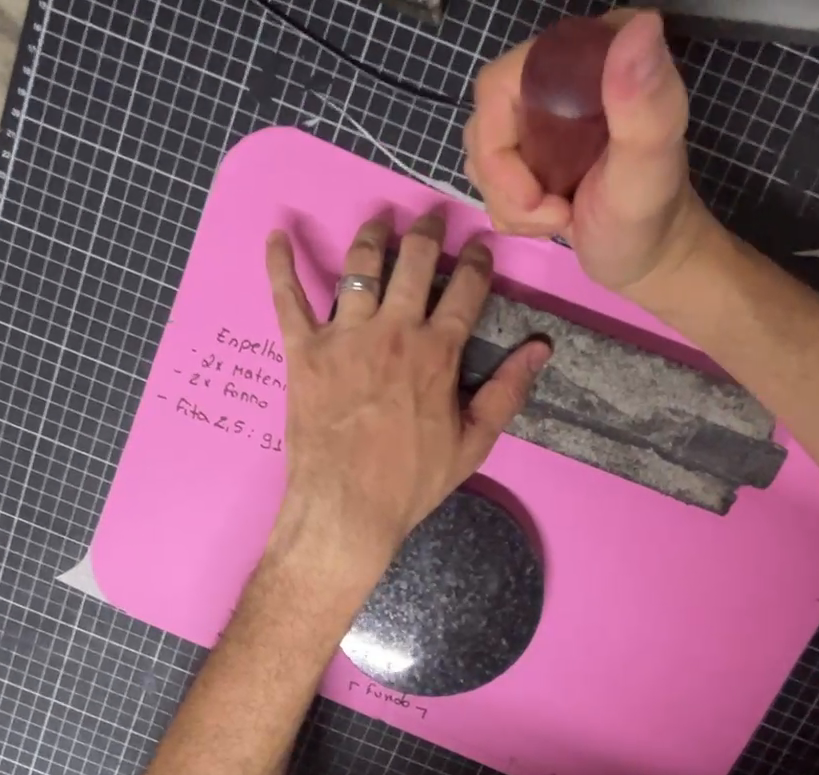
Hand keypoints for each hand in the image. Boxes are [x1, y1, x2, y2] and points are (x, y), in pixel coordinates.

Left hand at [263, 211, 550, 585]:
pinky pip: (287, 299)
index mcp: (437, 352)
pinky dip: (279, 265)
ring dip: (372, 236)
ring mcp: (344, 337)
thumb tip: (542, 348)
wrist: (347, 509)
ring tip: (380, 221)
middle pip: (413, 262)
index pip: (465, 288)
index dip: (476, 261)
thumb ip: (507, 390)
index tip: (478, 246)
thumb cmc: (411, 482)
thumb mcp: (472, 442)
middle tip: (430, 221)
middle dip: (427, 233)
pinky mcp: (303, 352)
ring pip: (359, 267)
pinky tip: (276, 236)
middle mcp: (392, 332)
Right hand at [463, 10, 716, 295]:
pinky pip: (488, 182)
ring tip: (558, 217)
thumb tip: (640, 27)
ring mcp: (537, 118)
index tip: (537, 193)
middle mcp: (556, 78)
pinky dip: (512, 213)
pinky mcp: (527, 153)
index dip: (502, 144)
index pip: (502, 84)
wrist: (647, 256)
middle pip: (485, 126)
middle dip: (508, 185)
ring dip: (511, 204)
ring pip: (482, 158)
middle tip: (553, 213)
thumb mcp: (649, 163)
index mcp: (589, 57)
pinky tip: (550, 219)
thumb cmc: (649, 214)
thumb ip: (645, 101)